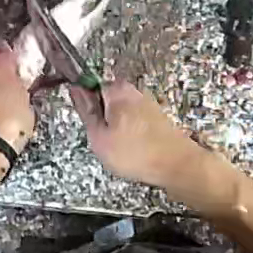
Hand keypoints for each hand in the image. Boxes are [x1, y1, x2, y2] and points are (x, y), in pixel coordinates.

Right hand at [69, 80, 209, 189]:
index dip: (86, 107)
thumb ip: (85, 110)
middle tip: (104, 140)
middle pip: (106, 101)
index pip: (90, 86)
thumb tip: (76, 91)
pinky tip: (135, 151)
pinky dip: (132, 136)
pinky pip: (135, 123)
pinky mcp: (157, 118)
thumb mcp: (99, 136)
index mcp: (117, 90)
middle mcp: (134, 91)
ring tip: (122, 149)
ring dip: (118, 129)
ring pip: (121, 114)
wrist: (176, 166)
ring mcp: (148, 103)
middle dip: (103, 119)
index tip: (89, 124)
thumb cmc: (137, 154)